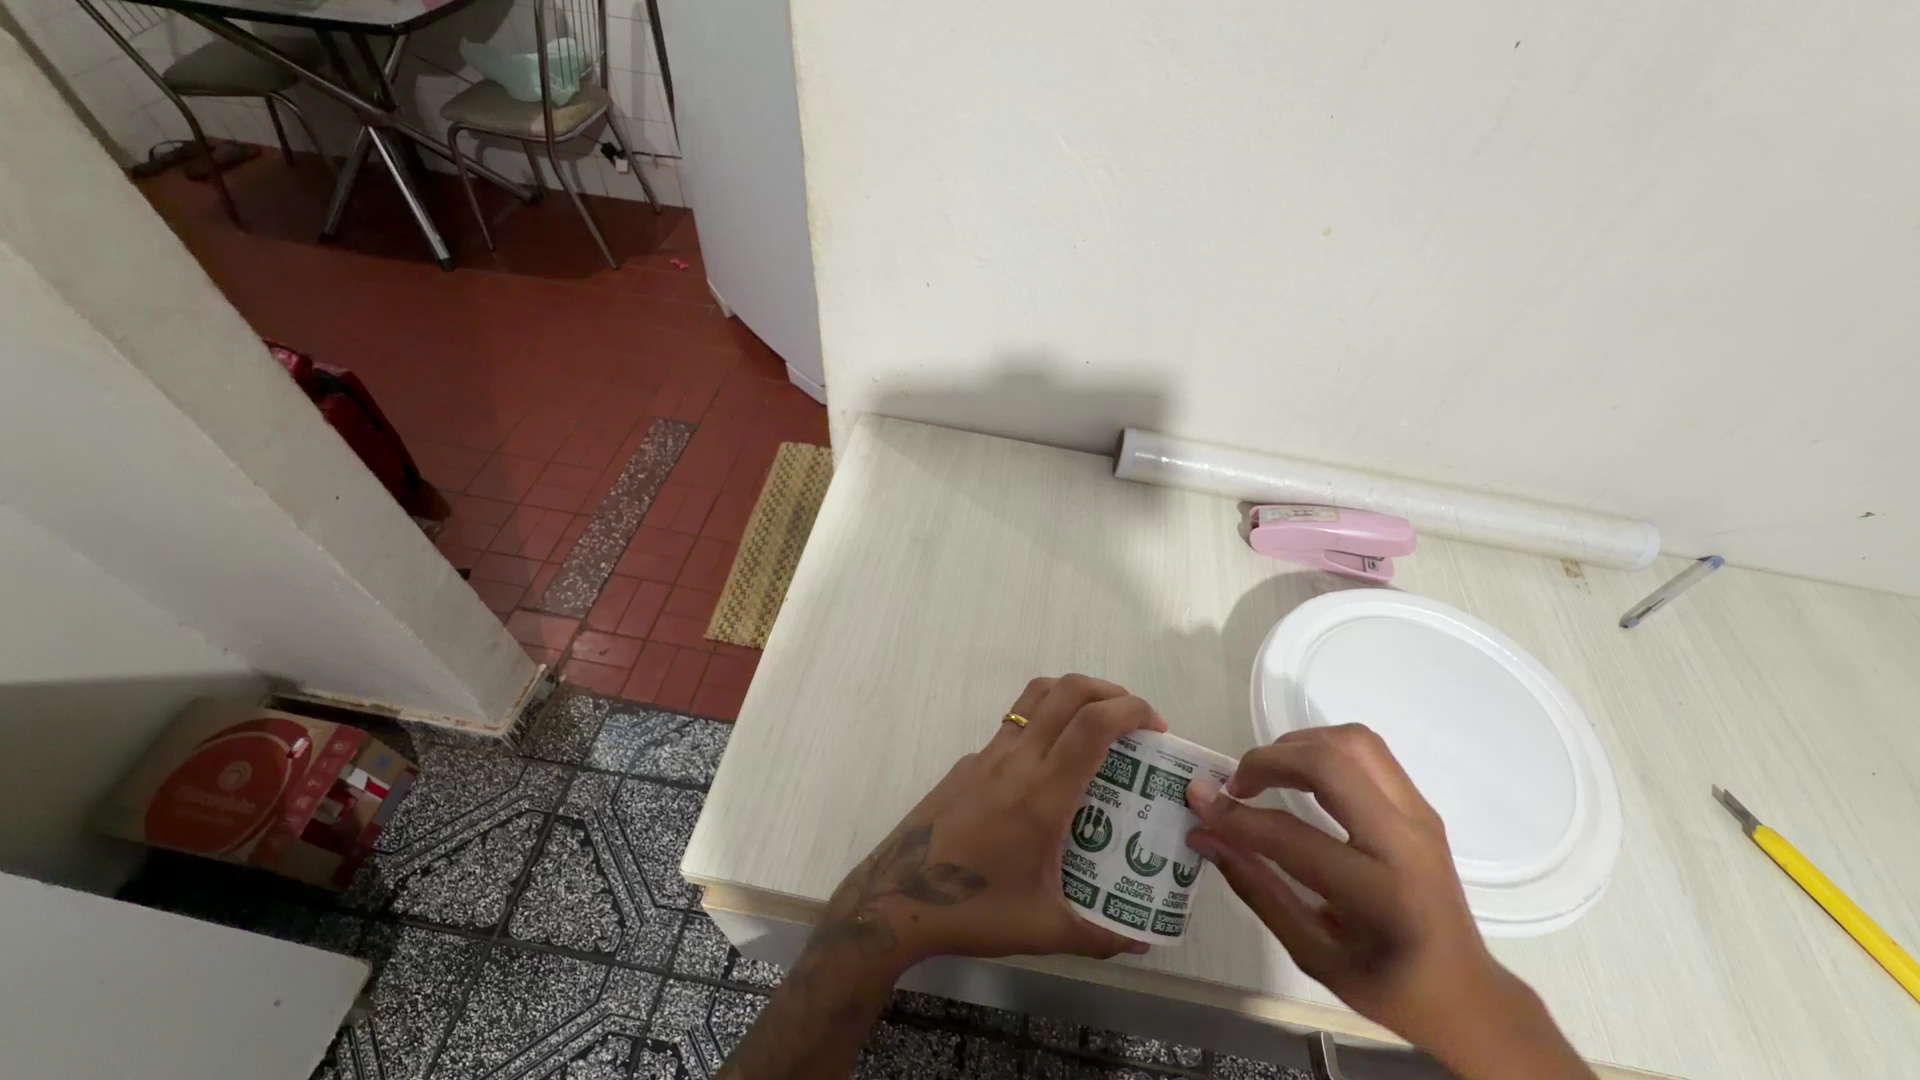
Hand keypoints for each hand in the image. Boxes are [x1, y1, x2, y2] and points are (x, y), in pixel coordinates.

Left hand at [815, 675, 1166, 971]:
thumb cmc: (974, 911)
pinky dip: (1042, 726)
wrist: (894, 900)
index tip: (1156, 725)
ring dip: (1073, 695)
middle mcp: (1015, 761)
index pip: (1093, 725)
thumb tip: (1141, 940)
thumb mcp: (1045, 929)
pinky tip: (1048, 772)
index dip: (1131, 710)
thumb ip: (1100, 935)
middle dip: (1110, 691)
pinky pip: (1012, 728)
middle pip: (1067, 692)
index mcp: (1042, 793)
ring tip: (1097, 724)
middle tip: (1136, 718)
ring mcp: (985, 757)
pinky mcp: (965, 765)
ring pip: (1034, 699)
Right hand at [1185, 725, 1593, 1079]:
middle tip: (1236, 785)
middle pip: (1331, 763)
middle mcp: (1405, 843)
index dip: (1235, 818)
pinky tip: (1300, 777)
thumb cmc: (1385, 984)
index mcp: (1380, 895)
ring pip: (1354, 742)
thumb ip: (1256, 887)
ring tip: (1267, 773)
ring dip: (1299, 744)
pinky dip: (1323, 750)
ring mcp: (1419, 817)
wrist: (1465, 990)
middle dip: (1268, 760)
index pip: (1292, 837)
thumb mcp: (1311, 952)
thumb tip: (1205, 835)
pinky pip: (1368, 753)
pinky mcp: (1420, 805)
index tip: (1199, 805)